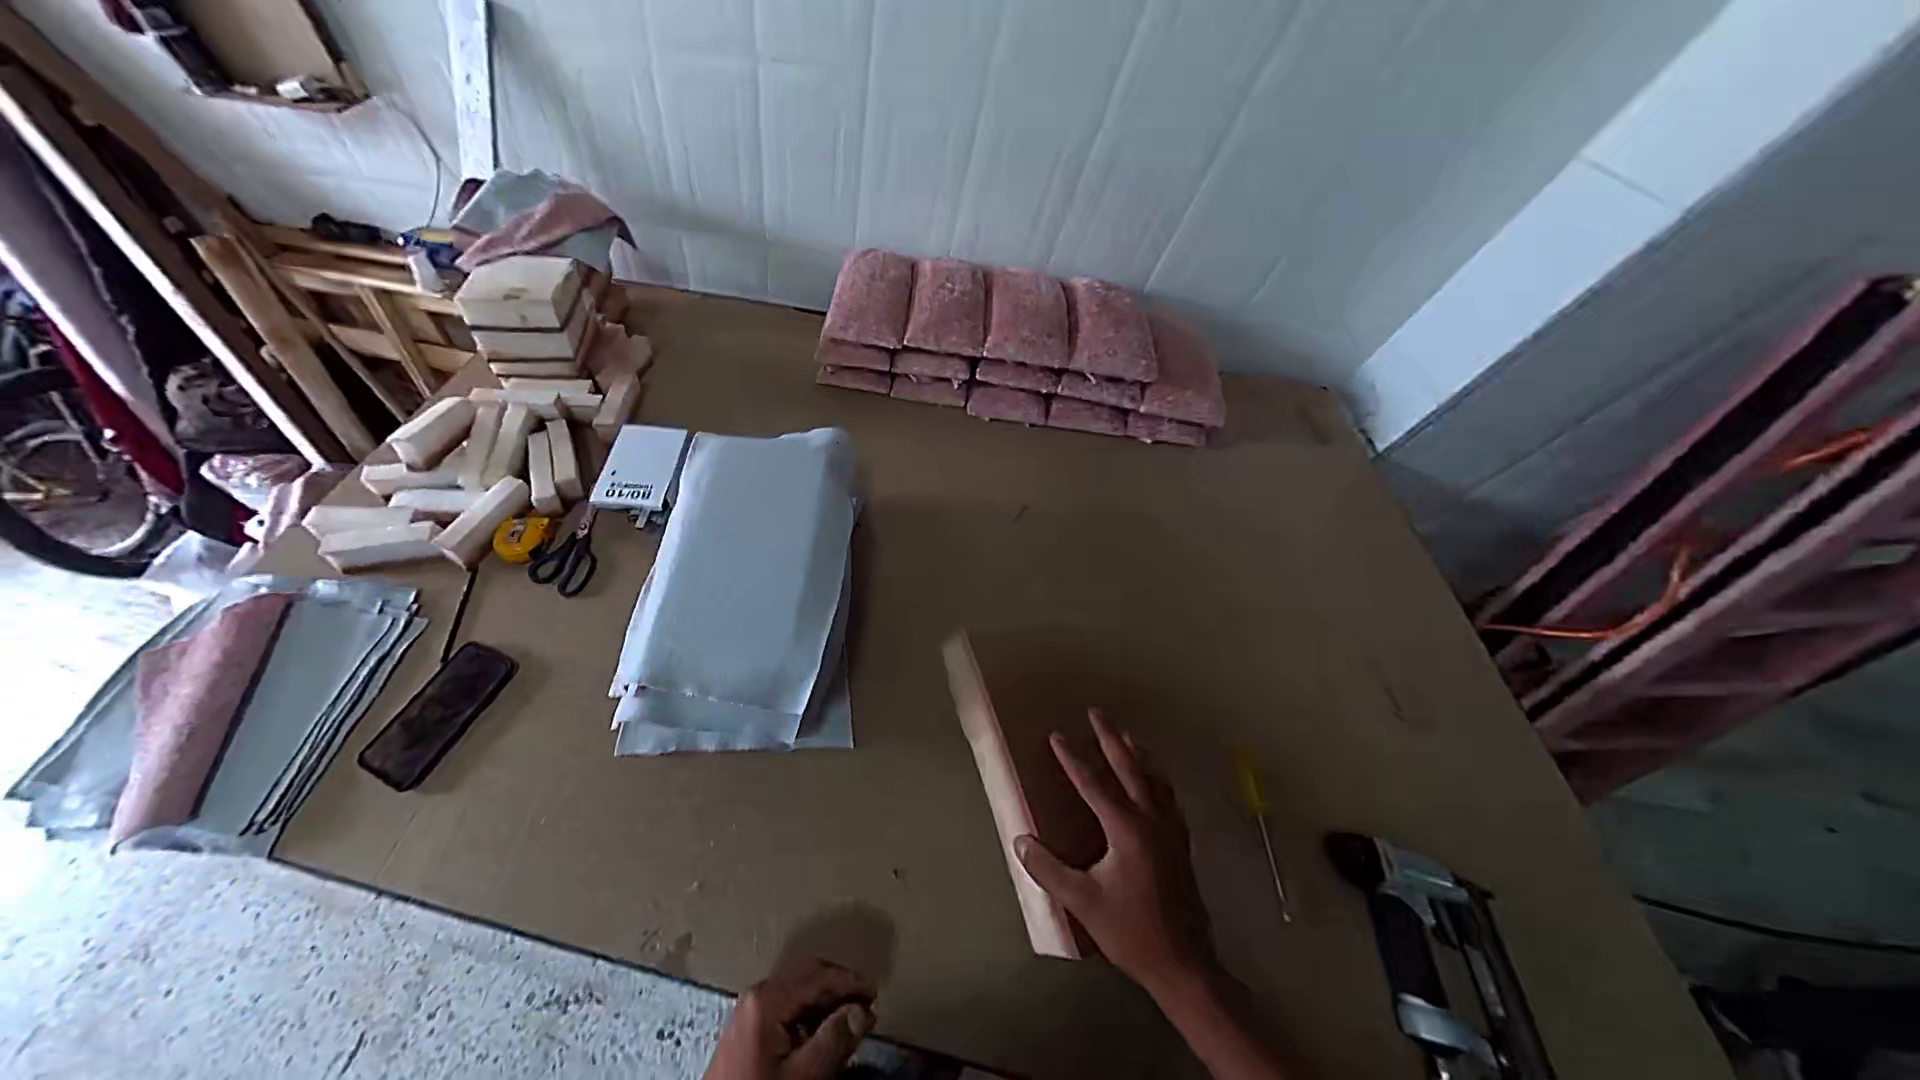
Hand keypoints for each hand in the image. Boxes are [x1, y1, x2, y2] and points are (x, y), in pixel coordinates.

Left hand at [703, 957, 875, 1079]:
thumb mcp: (802, 1076)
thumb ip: (834, 1041)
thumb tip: (863, 1012)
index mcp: (767, 999)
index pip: (819, 976)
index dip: (851, 982)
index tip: (874, 994)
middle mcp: (757, 994)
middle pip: (808, 975)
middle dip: (839, 986)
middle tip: (865, 1003)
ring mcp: (750, 1009)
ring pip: (798, 989)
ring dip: (825, 1000)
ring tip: (849, 1019)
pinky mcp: (748, 1027)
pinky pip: (787, 1006)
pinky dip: (810, 1013)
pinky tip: (822, 1033)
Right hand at [1015, 708, 1214, 994]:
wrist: (1184, 964)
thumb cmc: (1132, 932)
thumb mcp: (1083, 901)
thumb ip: (1049, 869)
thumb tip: (1021, 841)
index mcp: (1128, 829)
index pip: (1094, 783)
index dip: (1073, 758)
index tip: (1058, 736)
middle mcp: (1152, 820)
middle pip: (1130, 767)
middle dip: (1111, 738)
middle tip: (1097, 714)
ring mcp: (1171, 830)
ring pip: (1154, 778)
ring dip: (1136, 753)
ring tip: (1126, 736)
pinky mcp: (1181, 843)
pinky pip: (1167, 796)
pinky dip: (1155, 777)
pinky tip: (1154, 781)